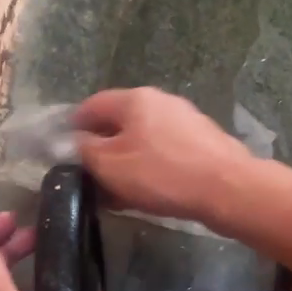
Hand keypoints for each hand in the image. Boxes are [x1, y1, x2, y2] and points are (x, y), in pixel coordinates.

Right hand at [73, 88, 257, 230]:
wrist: (227, 189)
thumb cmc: (162, 176)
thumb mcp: (110, 166)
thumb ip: (85, 151)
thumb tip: (74, 141)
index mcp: (134, 99)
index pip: (92, 105)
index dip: (73, 127)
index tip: (64, 151)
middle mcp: (161, 101)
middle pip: (120, 122)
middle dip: (102, 148)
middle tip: (90, 176)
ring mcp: (186, 120)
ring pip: (144, 139)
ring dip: (127, 161)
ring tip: (118, 189)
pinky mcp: (203, 143)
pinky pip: (166, 152)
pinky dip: (151, 168)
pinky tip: (150, 191)